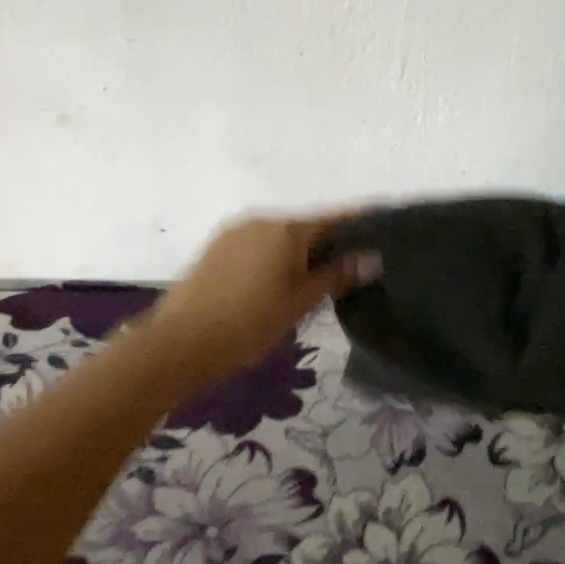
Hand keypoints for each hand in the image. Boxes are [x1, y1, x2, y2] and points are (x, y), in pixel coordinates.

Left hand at [144, 213, 380, 375]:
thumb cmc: (248, 324)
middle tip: (354, 266)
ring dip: (301, 252)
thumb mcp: (300, 303)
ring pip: (280, 237)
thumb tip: (373, 257)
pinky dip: (276, 257)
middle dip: (331, 243)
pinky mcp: (216, 249)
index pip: (335, 218)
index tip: (387, 220)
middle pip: (307, 227)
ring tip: (320, 279)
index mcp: (286, 229)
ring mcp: (234, 232)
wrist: (176, 345)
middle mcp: (260, 220)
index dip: (362, 220)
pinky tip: (282, 282)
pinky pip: (258, 246)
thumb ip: (337, 276)